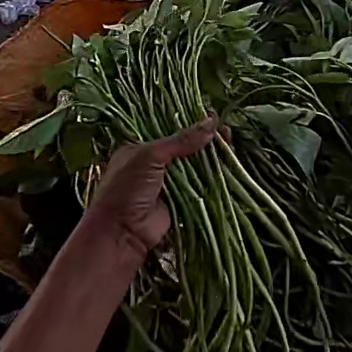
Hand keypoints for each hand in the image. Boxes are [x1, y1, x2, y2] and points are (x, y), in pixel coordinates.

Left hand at [80, 117, 216, 258]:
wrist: (120, 234)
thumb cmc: (127, 188)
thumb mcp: (150, 156)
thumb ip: (181, 141)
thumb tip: (211, 122)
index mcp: (142, 147)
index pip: (171, 130)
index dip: (191, 124)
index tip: (212, 117)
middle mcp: (155, 164)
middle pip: (186, 148)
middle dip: (206, 140)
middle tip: (226, 132)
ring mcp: (169, 184)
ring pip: (196, 167)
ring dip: (212, 158)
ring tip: (231, 146)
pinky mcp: (181, 202)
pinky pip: (201, 187)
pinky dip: (214, 179)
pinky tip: (229, 169)